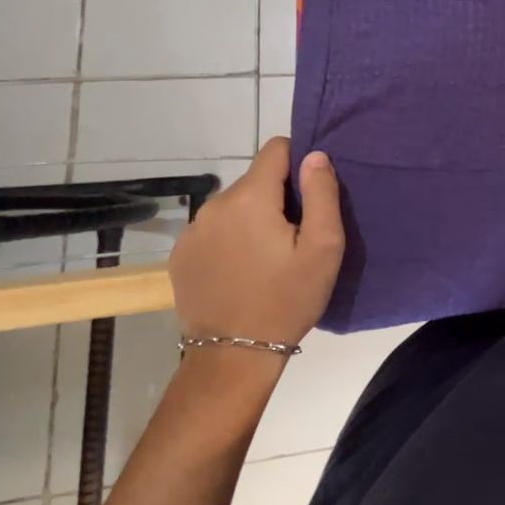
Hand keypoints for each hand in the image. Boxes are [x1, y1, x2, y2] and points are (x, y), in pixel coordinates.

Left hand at [168, 137, 344, 347]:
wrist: (234, 355)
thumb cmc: (288, 297)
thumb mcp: (324, 246)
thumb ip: (322, 194)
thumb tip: (315, 155)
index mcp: (250, 199)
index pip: (276, 149)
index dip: (300, 162)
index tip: (313, 193)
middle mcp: (214, 206)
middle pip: (256, 180)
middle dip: (279, 195)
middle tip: (298, 234)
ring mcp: (192, 231)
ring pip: (235, 205)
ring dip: (255, 217)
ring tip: (271, 255)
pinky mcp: (181, 255)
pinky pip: (216, 229)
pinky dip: (233, 237)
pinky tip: (244, 268)